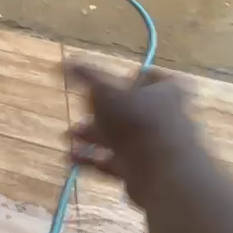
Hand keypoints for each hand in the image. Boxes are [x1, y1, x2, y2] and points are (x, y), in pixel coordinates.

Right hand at [66, 62, 202, 193]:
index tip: (117, 78)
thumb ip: (85, 76)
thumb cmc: (136, 122)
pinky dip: (93, 158)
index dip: (139, 77)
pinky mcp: (144, 168)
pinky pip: (115, 160)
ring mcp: (156, 145)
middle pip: (133, 110)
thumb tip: (65, 61)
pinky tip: (73, 157)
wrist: (161, 170)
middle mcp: (167, 118)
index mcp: (167, 93)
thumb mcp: (104, 91)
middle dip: (101, 112)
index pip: (158, 78)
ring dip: (92, 135)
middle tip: (81, 112)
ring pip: (121, 137)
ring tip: (70, 135)